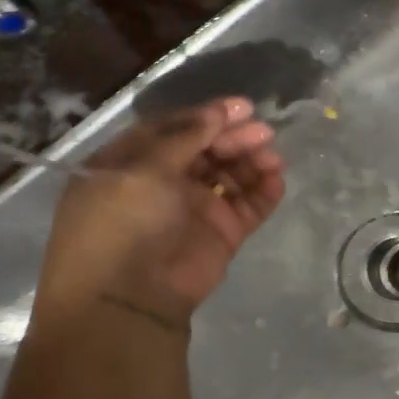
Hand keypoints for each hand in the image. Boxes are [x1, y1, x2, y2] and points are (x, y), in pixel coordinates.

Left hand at [38, 97, 284, 327]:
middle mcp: (163, 183)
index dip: (208, 116)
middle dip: (236, 139)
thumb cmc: (122, 223)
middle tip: (265, 132)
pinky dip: (265, 191)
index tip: (243, 107)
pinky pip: (250, 206)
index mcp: (131, 163)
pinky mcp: (223, 233)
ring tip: (273, 157)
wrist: (131, 292)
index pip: (175, 130)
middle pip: (208, 151)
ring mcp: (196, 209)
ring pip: (232, 177)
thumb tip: (218, 112)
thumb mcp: (143, 170)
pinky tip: (276, 179)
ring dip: (253, 163)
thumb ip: (184, 139)